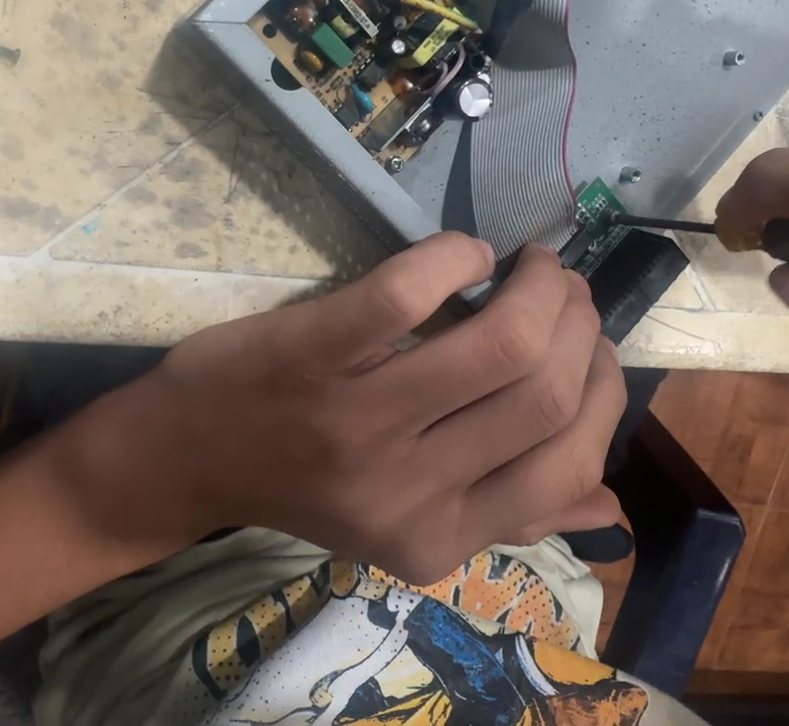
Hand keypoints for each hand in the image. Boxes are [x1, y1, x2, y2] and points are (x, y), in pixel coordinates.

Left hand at [48, 233, 624, 583]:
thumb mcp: (403, 525)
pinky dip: (456, 258)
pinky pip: (409, 292)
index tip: (592, 347)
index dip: (601, 393)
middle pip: (542, 394)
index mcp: (440, 536)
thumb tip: (603, 502)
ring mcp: (357, 419)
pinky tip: (466, 252)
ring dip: (537, 287)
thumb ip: (503, 518)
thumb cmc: (302, 480)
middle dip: (577, 326)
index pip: (566, 465)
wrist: (184, 458)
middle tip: (565, 289)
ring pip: (499, 344)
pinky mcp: (312, 352)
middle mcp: (406, 489)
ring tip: (532, 264)